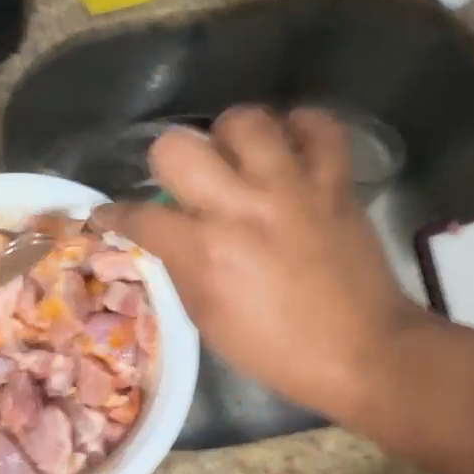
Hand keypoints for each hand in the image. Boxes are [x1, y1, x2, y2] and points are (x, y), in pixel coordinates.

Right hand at [95, 107, 441, 424]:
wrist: (363, 352)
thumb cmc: (277, 349)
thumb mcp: (209, 319)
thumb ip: (181, 267)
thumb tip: (165, 234)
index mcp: (206, 252)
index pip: (141, 216)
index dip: (116, 214)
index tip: (110, 213)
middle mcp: (242, 208)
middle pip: (178, 146)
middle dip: (168, 161)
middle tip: (183, 182)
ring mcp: (293, 189)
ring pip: (246, 121)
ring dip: (232, 137)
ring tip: (239, 158)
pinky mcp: (335, 183)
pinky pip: (319, 127)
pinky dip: (302, 129)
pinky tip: (291, 146)